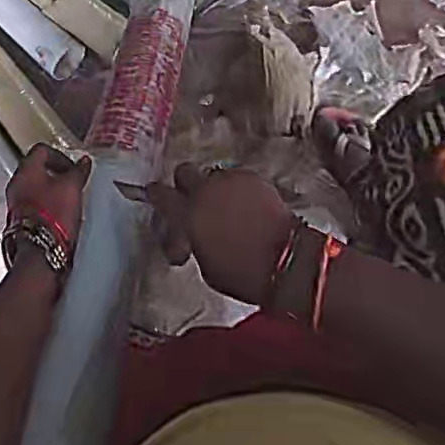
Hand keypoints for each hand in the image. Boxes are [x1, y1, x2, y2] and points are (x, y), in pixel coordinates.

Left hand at [5, 143, 89, 251]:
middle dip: (56, 174)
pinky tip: (60, 215)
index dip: (61, 156)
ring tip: (69, 199)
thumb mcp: (72, 187)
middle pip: (36, 169)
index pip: (41, 150)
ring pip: (34, 188)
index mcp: (26, 170)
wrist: (40, 252)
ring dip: (51, 191)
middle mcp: (16, 184)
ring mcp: (15, 203)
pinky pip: (34, 206)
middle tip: (72, 181)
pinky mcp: (20, 221)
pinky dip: (47, 206)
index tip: (74, 167)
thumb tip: (83, 162)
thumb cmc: (53, 217)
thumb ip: (78, 171)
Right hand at [146, 164, 295, 306]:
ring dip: (215, 189)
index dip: (156, 196)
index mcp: (187, 213)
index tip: (158, 199)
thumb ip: (192, 242)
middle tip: (195, 202)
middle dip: (186, 184)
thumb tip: (189, 236)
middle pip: (184, 171)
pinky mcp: (253, 178)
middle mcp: (204, 190)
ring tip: (227, 208)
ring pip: (213, 174)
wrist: (288, 262)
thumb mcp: (205, 266)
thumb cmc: (242, 273)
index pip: (159, 193)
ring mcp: (230, 181)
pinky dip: (238, 190)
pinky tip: (248, 208)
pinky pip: (237, 178)